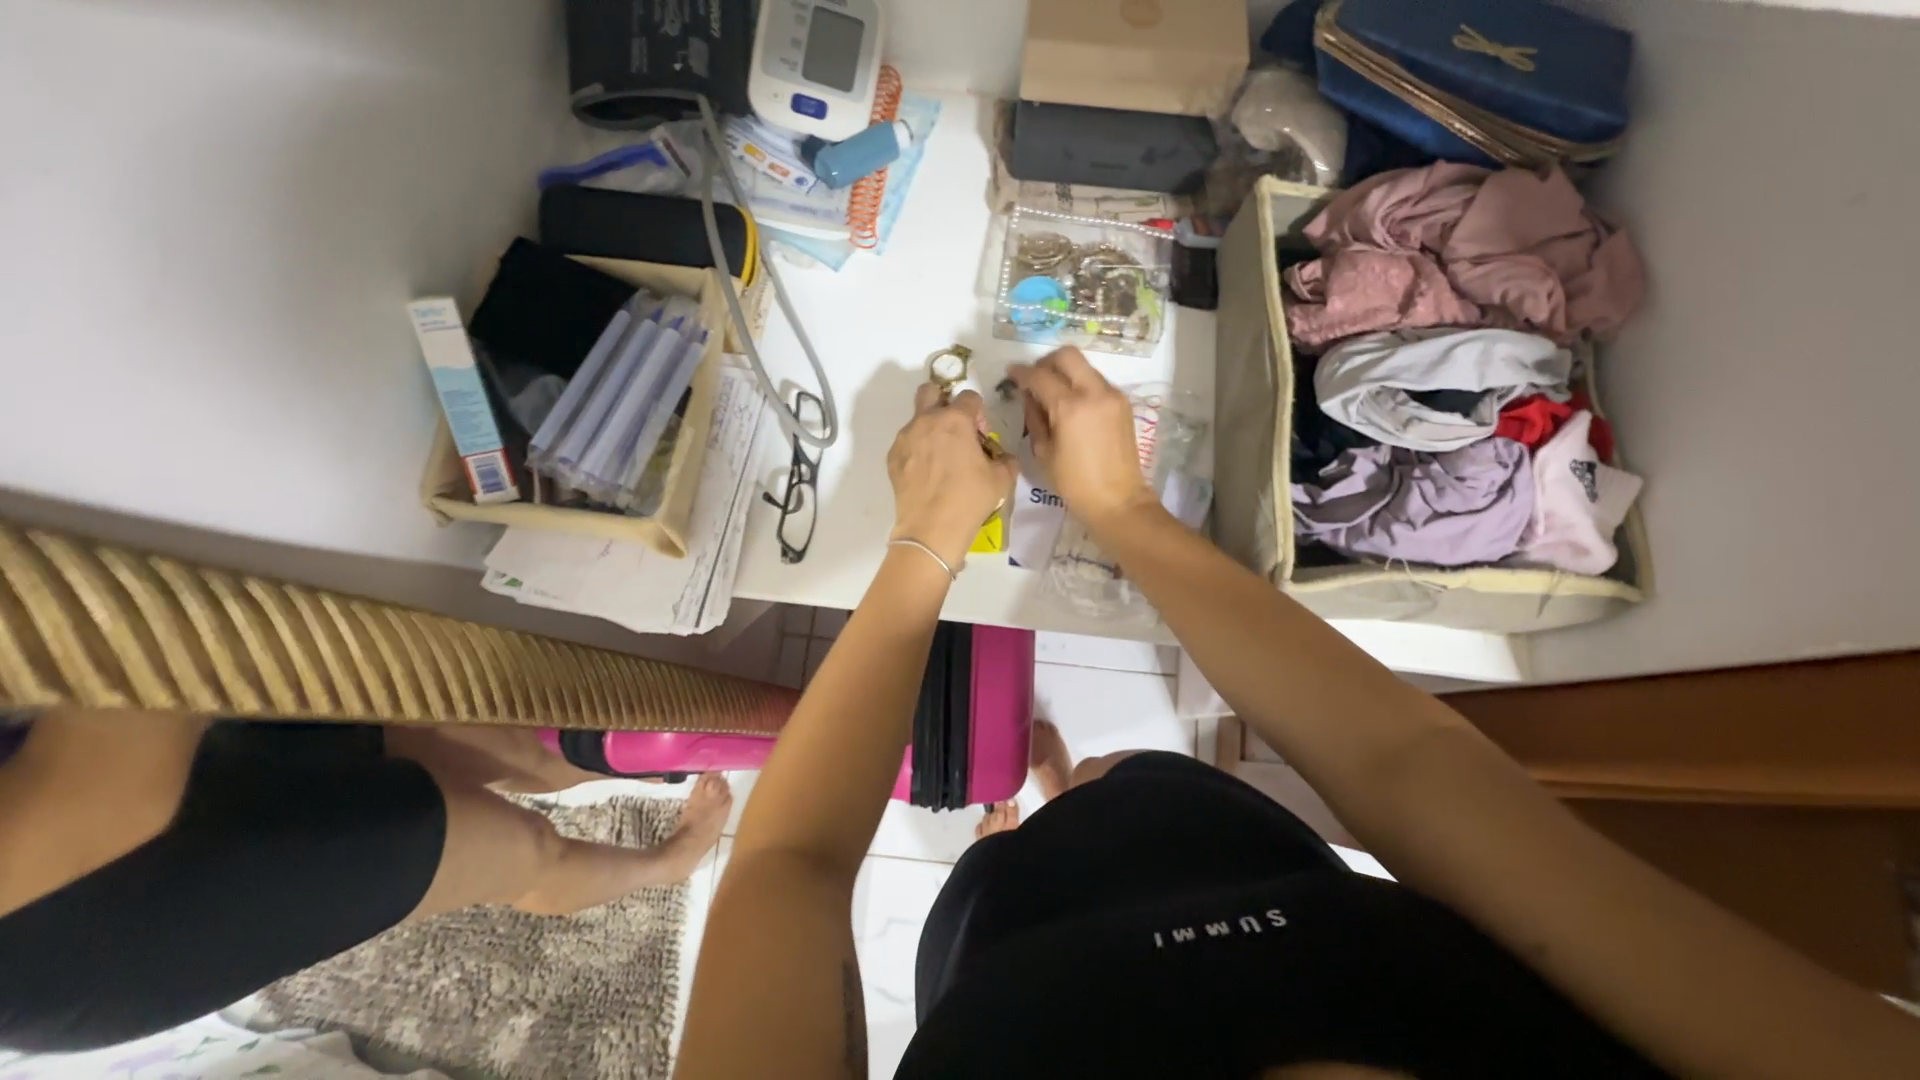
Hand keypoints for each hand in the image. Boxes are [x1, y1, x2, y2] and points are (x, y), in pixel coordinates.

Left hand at [888, 384, 1019, 569]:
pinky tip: (926, 473)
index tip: (980, 433)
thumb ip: (1006, 460)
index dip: (978, 412)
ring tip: (940, 457)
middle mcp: (926, 421)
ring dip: (929, 429)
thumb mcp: (1001, 479)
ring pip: (916, 419)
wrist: (932, 529)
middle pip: (930, 391)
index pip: (969, 397)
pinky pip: (906, 443)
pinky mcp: (893, 457)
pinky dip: (916, 450)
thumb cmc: (970, 499)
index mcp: (955, 419)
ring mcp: (905, 438)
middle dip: (943, 402)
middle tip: (954, 428)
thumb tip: (1004, 457)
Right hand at [1008, 347, 1154, 529]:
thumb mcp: (1043, 452)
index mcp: (1070, 407)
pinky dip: (1080, 384)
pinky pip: (1096, 381)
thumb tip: (1029, 397)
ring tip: (1052, 393)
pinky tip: (1071, 405)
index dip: (1021, 373)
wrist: (1118, 500)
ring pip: (1084, 366)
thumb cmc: (1074, 483)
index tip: (1010, 374)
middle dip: (1045, 362)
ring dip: (1065, 372)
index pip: (1040, 376)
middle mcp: (1094, 392)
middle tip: (1034, 378)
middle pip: (1067, 355)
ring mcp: (1113, 395)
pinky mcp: (1123, 403)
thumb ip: (1034, 418)